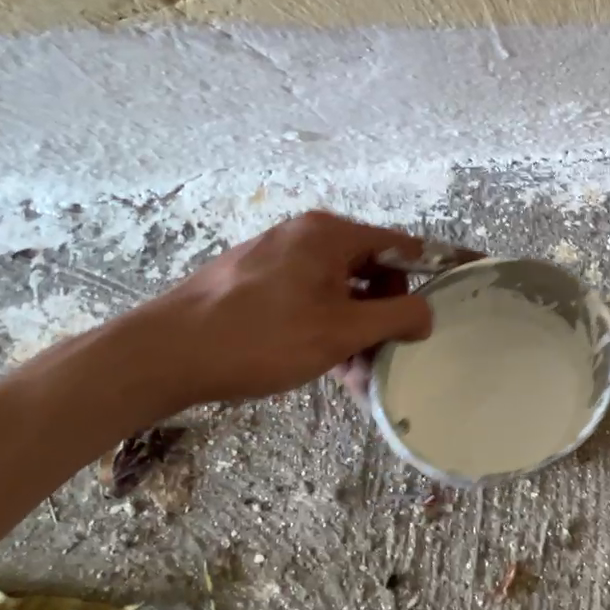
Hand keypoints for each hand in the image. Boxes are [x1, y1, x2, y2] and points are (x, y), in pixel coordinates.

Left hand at [130, 211, 433, 410]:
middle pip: (371, 271)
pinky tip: (320, 365)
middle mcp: (304, 235)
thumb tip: (428, 314)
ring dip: (355, 329)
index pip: (404, 247)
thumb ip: (399, 317)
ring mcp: (273, 257)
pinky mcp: (249, 282)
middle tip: (385, 356)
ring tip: (352, 375)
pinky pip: (306, 299)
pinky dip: (323, 327)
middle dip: (384, 315)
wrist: (155, 359)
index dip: (434, 272)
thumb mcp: (342, 332)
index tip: (454, 296)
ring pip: (338, 291)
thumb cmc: (258, 339)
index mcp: (330, 234)